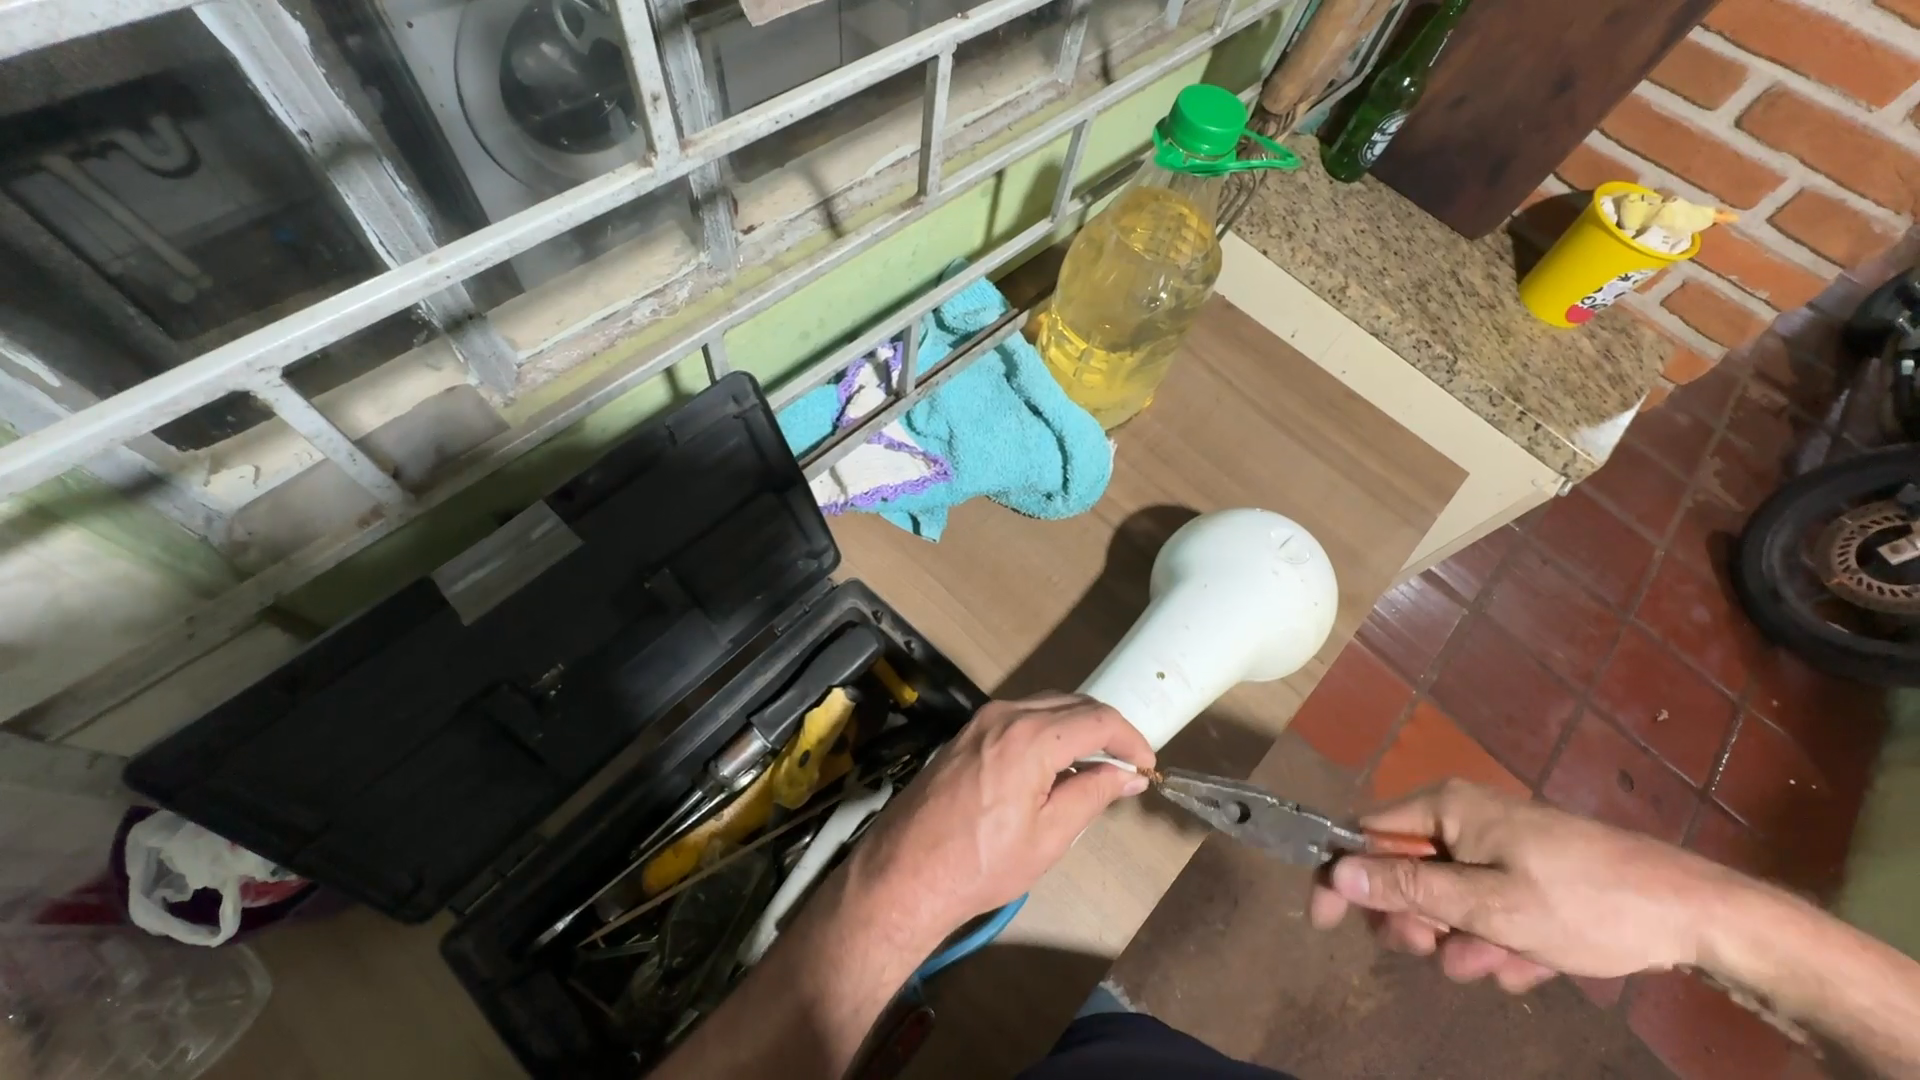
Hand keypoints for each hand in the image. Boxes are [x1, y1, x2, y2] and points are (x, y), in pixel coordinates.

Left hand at [845, 693, 1154, 938]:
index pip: (1097, 719)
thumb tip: (1129, 775)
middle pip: (1072, 704)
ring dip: (1076, 727)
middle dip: (1106, 729)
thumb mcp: (1049, 836)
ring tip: (1096, 766)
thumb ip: (1093, 794)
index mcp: (1029, 737)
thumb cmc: (982, 864)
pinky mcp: (965, 734)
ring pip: (1045, 706)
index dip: (1129, 739)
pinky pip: (1019, 717)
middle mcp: (1005, 715)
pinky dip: (1047, 731)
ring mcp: (980, 721)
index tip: (1146, 766)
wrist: (905, 873)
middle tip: (1126, 766)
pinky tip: (1055, 764)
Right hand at [1309, 781, 1741, 991]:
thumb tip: (1337, 871)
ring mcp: (1493, 843)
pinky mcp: (1522, 870)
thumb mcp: (1489, 906)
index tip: (1329, 925)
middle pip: (1400, 870)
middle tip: (1437, 951)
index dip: (1342, 877)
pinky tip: (1533, 959)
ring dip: (1462, 939)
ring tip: (1504, 960)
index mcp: (1443, 807)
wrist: (1697, 916)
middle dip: (1415, 920)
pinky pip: (1484, 906)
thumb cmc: (1585, 903)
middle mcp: (1460, 816)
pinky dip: (1497, 938)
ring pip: (1444, 898)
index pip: (1362, 834)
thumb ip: (1408, 889)